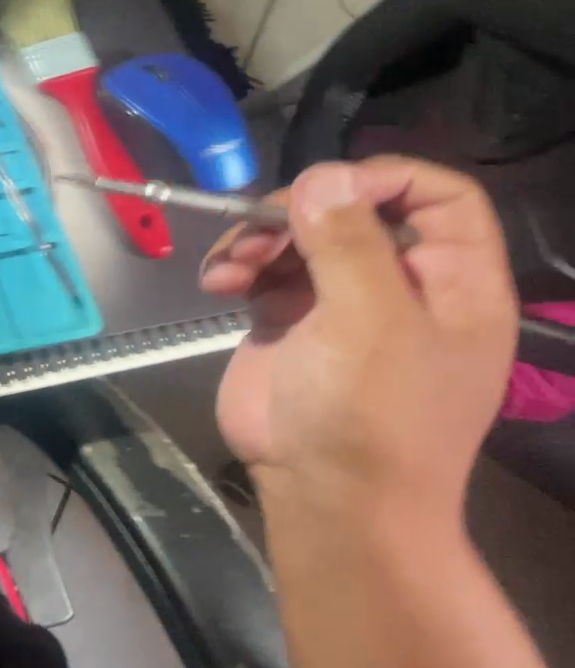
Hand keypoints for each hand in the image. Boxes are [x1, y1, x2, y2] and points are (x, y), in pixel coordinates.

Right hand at [200, 157, 517, 522]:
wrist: (325, 492)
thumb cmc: (370, 414)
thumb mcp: (369, 323)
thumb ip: (349, 245)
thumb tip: (323, 175)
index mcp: (451, 284)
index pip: (438, 199)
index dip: (383, 180)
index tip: (318, 190)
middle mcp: (397, 287)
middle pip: (349, 213)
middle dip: (295, 215)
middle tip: (254, 234)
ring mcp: (337, 305)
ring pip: (296, 239)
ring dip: (254, 241)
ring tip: (227, 270)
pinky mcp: (284, 322)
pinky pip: (259, 272)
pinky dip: (233, 268)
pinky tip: (216, 285)